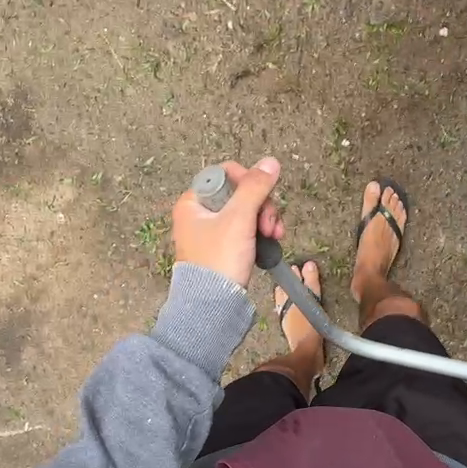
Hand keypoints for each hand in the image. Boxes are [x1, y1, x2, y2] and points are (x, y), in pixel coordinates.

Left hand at [171, 158, 284, 286]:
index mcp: (193, 202)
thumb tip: (271, 162)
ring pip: (246, 212)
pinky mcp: (223, 248)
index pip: (225, 174)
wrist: (213, 305)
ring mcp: (211, 232)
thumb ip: (255, 188)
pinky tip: (269, 243)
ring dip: (264, 220)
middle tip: (269, 224)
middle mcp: (199, 215)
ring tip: (273, 236)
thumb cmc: (219, 261)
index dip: (248, 182)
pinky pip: (245, 230)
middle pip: (239, 193)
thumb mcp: (239, 219)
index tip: (260, 198)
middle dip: (261, 206)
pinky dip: (259, 234)